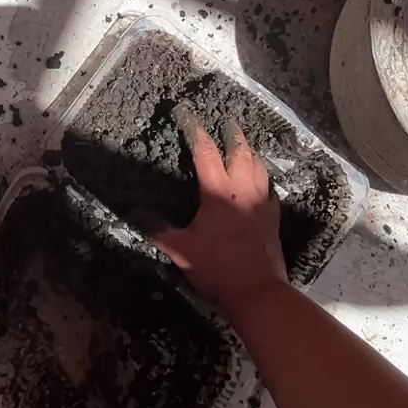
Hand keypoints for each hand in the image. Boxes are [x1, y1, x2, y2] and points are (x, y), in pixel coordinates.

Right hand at [147, 107, 288, 316]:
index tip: (190, 116)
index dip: (197, 132)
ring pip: (260, 169)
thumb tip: (135, 213)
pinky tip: (262, 184)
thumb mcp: (182, 249)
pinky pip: (270, 191)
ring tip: (246, 146)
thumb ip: (159, 230)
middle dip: (234, 135)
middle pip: (241, 154)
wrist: (257, 291)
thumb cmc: (217, 267)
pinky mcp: (273, 220)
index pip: (207, 154)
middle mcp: (243, 191)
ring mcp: (262, 205)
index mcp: (219, 193)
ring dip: (251, 154)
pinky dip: (264, 180)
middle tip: (229, 121)